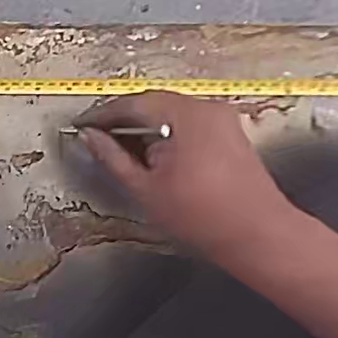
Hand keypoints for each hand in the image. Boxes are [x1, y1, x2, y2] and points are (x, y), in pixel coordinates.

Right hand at [77, 91, 294, 261]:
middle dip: (121, 119)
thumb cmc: (201, 215)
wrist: (256, 234)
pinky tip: (148, 154)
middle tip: (94, 136)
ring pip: (168, 112)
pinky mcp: (227, 132)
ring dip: (141, 126)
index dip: (101, 115)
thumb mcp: (143, 187)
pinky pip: (185, 122)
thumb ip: (112, 157)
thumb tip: (90, 137)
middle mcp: (206, 108)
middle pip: (152, 103)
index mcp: (185, 116)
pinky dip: (162, 132)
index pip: (132, 104)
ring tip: (117, 148)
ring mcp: (220, 119)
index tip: (81, 125)